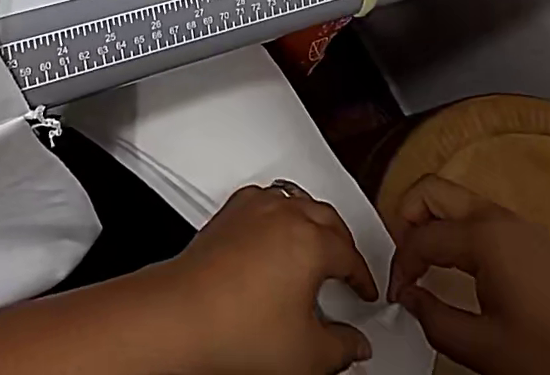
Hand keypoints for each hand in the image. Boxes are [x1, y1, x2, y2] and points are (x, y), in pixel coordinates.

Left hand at [145, 182, 379, 373]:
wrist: (185, 316)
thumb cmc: (237, 327)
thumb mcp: (309, 352)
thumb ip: (342, 346)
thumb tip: (353, 343)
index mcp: (310, 240)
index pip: (349, 253)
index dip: (362, 276)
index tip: (364, 289)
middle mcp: (282, 214)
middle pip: (326, 217)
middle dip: (342, 239)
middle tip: (348, 263)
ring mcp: (253, 208)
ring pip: (295, 199)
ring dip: (311, 217)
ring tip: (317, 241)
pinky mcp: (229, 212)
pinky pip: (264, 198)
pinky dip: (278, 209)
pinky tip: (275, 227)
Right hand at [387, 175, 549, 374]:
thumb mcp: (488, 350)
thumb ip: (437, 321)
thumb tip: (415, 302)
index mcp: (484, 236)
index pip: (419, 236)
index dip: (400, 265)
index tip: (399, 293)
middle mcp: (500, 219)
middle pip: (432, 190)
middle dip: (406, 216)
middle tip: (401, 255)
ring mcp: (521, 228)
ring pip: (456, 202)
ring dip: (433, 223)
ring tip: (426, 263)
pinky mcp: (536, 244)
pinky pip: (480, 219)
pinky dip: (458, 233)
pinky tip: (461, 270)